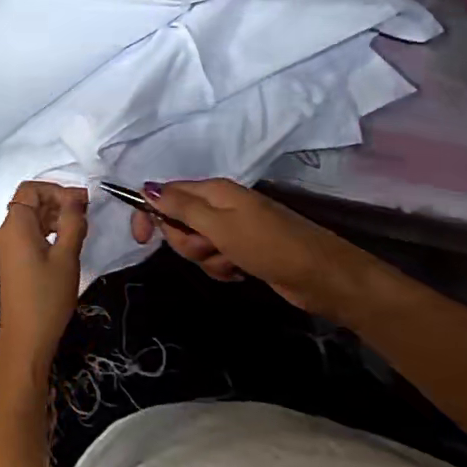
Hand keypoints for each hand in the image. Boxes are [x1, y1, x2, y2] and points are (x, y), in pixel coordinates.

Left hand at [0, 181, 88, 368]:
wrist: (26, 337)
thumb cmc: (47, 295)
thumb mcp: (67, 256)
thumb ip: (72, 222)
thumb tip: (76, 197)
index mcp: (14, 225)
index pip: (30, 189)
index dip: (56, 189)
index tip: (82, 201)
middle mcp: (5, 231)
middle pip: (29, 202)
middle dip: (57, 202)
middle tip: (86, 215)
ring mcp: (7, 246)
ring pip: (30, 218)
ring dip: (53, 217)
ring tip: (80, 230)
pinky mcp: (12, 260)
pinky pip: (28, 234)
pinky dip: (47, 231)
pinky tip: (66, 244)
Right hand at [130, 178, 385, 324]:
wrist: (325, 278)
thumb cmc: (270, 246)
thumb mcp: (219, 225)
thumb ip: (180, 207)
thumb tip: (145, 188)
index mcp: (214, 191)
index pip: (165, 193)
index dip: (148, 213)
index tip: (141, 239)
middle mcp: (220, 205)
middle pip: (177, 221)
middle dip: (185, 240)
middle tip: (208, 247)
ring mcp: (233, 229)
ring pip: (194, 243)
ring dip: (205, 258)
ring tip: (230, 262)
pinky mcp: (243, 251)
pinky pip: (213, 258)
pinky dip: (220, 267)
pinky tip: (239, 273)